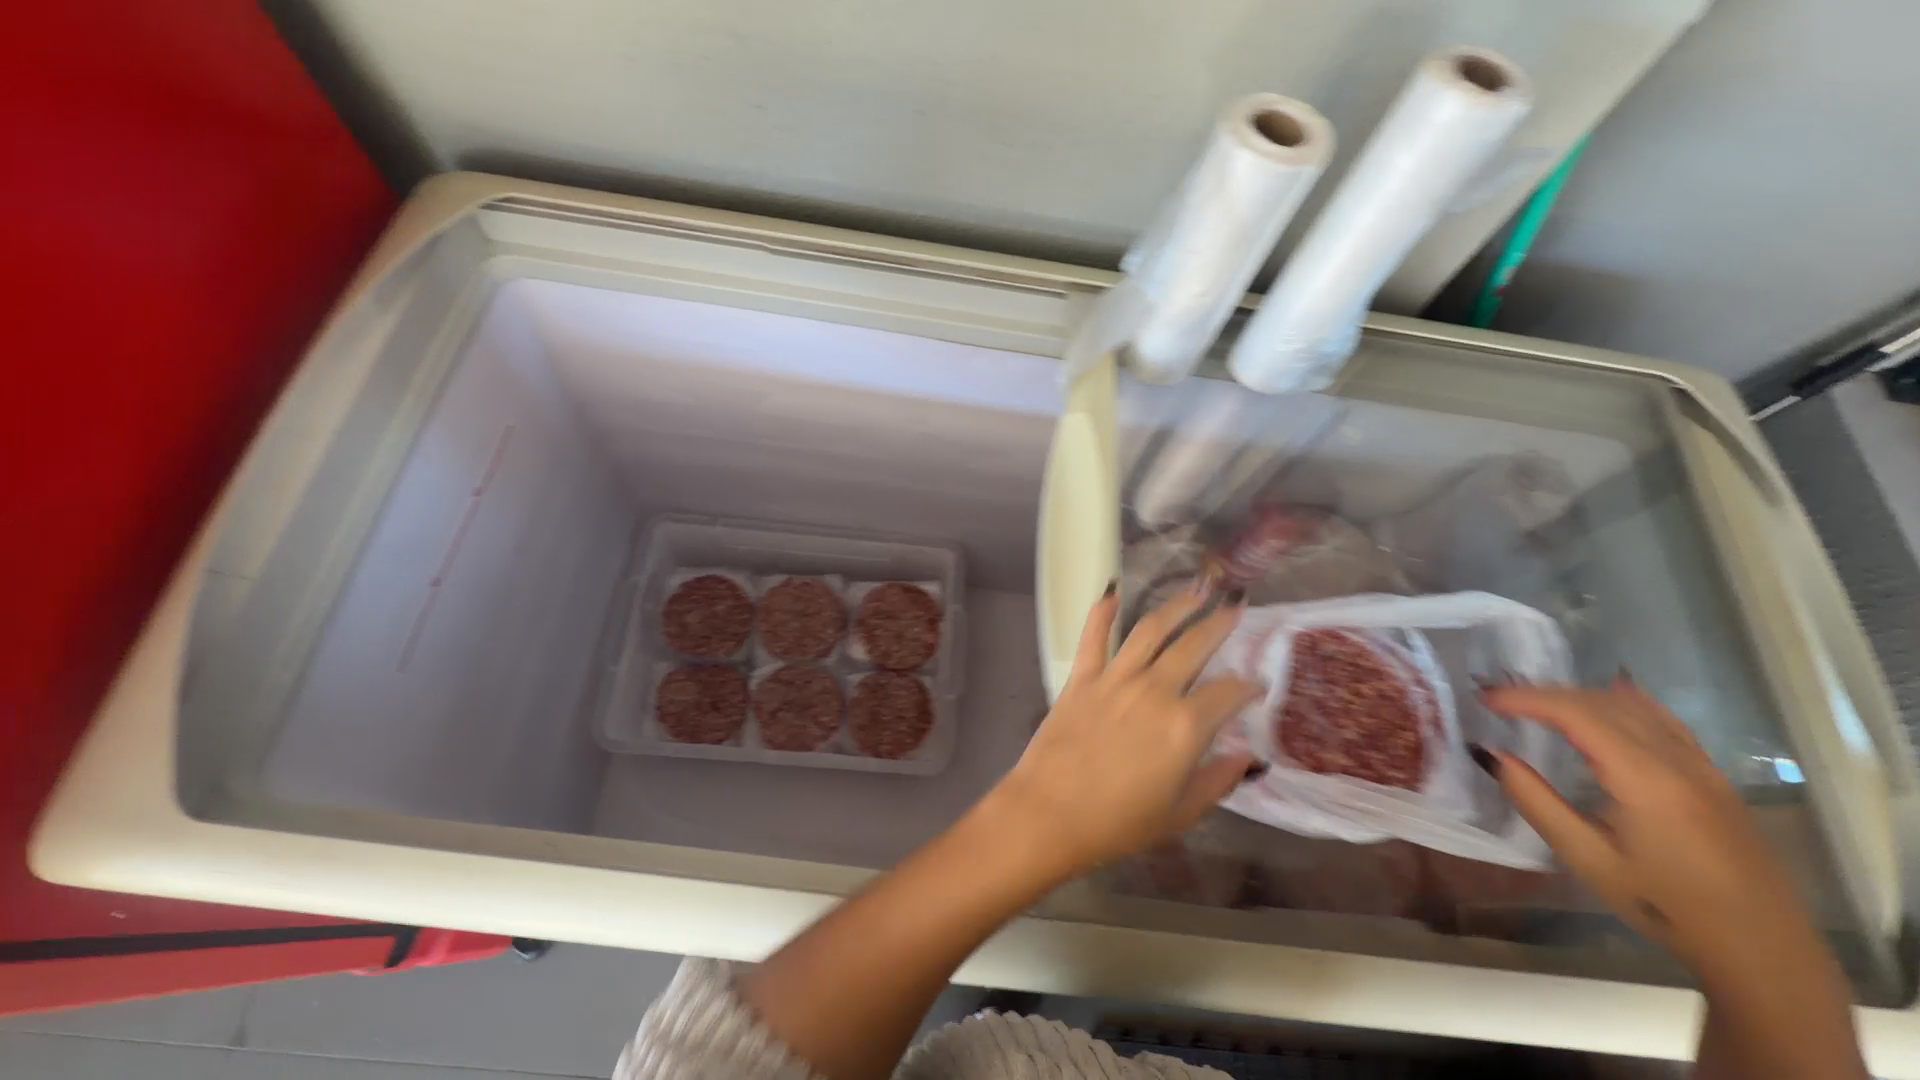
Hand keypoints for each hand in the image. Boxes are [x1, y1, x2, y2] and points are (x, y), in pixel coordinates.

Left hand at [986, 587, 1264, 879]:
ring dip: (1176, 605)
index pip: (1228, 692)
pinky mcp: (1081, 678)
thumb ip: (1218, 780)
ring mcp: (1115, 679)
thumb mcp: (1181, 814)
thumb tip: (1247, 756)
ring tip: (1195, 590)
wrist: (1048, 815)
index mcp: (1185, 725)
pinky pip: (1094, 636)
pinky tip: (1114, 592)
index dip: (1248, 685)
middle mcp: (1154, 690)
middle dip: (1220, 623)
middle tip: (1235, 607)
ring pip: (1151, 629)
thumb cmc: (1118, 823)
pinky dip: (1103, 611)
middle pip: (1194, 644)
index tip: (1257, 683)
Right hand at [1476, 680, 1821, 977]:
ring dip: (1582, 696)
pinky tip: (1606, 705)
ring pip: (1635, 706)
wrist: (1759, 946)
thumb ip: (1536, 801)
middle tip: (1501, 700)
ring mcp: (1702, 765)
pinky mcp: (1713, 776)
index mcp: (1645, 778)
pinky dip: (1623, 703)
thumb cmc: (1664, 906)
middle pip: (1604, 702)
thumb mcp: (1588, 858)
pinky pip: (1663, 720)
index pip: (1577, 714)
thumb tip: (1491, 755)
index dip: (1527, 699)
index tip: (1485, 699)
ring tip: (1540, 704)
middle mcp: (1676, 759)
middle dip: (1548, 693)